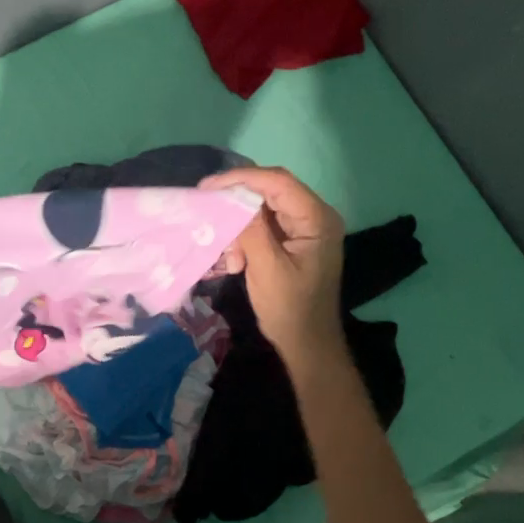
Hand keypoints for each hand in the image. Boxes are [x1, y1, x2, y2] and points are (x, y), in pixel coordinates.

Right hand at [200, 166, 345, 355]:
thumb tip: (233, 199)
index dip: (242, 178)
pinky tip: (235, 256)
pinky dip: (246, 234)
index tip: (208, 186)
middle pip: (272, 190)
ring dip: (240, 222)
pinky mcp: (295, 240)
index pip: (278, 182)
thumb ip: (251, 230)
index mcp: (317, 219)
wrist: (307, 343)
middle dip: (238, 199)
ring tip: (227, 248)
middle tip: (206, 205)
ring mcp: (306, 228)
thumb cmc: (290, 309)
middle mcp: (316, 216)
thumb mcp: (267, 268)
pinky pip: (266, 224)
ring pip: (265, 207)